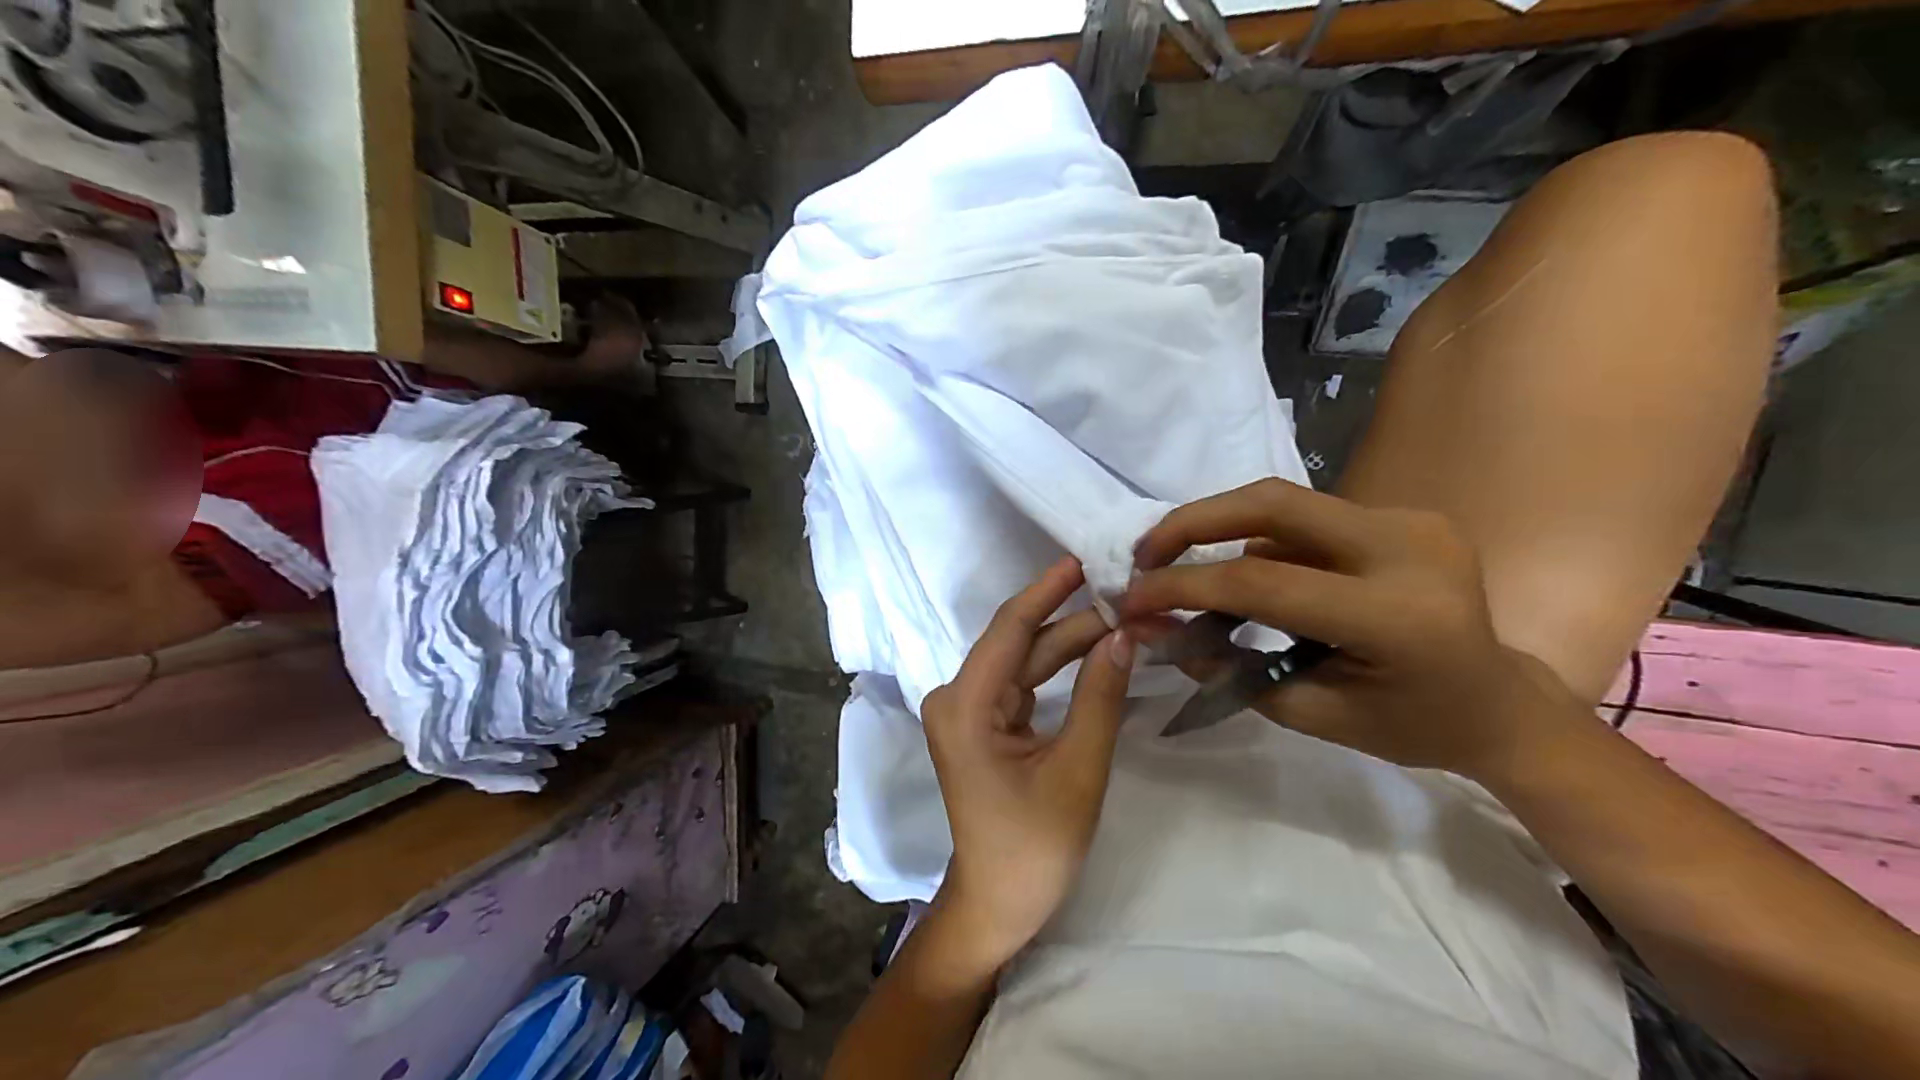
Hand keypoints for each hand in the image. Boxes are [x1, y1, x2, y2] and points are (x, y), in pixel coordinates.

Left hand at [921, 557, 1134, 972]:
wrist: (999, 904)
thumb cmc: (1034, 847)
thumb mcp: (1078, 769)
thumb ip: (1099, 696)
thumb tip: (1126, 632)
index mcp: (964, 706)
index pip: (1010, 629)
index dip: (1049, 589)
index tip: (1087, 558)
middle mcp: (957, 697)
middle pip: (1022, 642)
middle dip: (1078, 619)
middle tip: (1135, 598)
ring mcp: (969, 709)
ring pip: (1026, 660)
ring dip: (1075, 641)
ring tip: (1130, 618)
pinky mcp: (985, 721)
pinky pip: (1025, 682)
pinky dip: (1062, 667)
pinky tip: (1101, 649)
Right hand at [1121, 478, 1584, 784]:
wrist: (1501, 704)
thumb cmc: (1409, 726)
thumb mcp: (1309, 714)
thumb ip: (1226, 666)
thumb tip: (1151, 627)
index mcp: (1395, 616)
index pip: (1262, 583)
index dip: (1184, 586)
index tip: (1131, 600)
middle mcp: (1408, 549)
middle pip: (1272, 504)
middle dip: (1193, 522)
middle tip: (1145, 554)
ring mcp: (1411, 521)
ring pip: (1283, 504)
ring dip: (1219, 528)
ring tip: (1178, 562)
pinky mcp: (1403, 514)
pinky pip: (1307, 517)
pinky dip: (1257, 537)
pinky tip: (1241, 569)